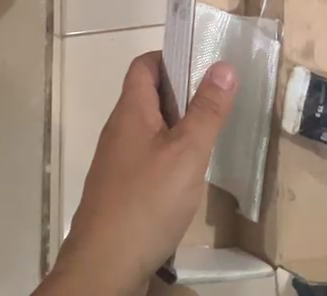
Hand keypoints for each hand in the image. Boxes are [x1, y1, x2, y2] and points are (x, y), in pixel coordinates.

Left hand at [40, 52, 235, 295]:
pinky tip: (186, 179)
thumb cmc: (146, 201)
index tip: (203, 65)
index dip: (171, 57)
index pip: (145, 65)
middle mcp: (119, 130)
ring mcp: (116, 162)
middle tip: (216, 103)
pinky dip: (168, 158)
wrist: (103, 269)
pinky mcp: (119, 191)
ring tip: (208, 139)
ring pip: (149, 129)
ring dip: (177, 128)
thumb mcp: (187, 152)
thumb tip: (223, 65)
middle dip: (182, 94)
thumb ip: (207, 110)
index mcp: (130, 111)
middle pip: (148, 96)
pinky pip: (146, 158)